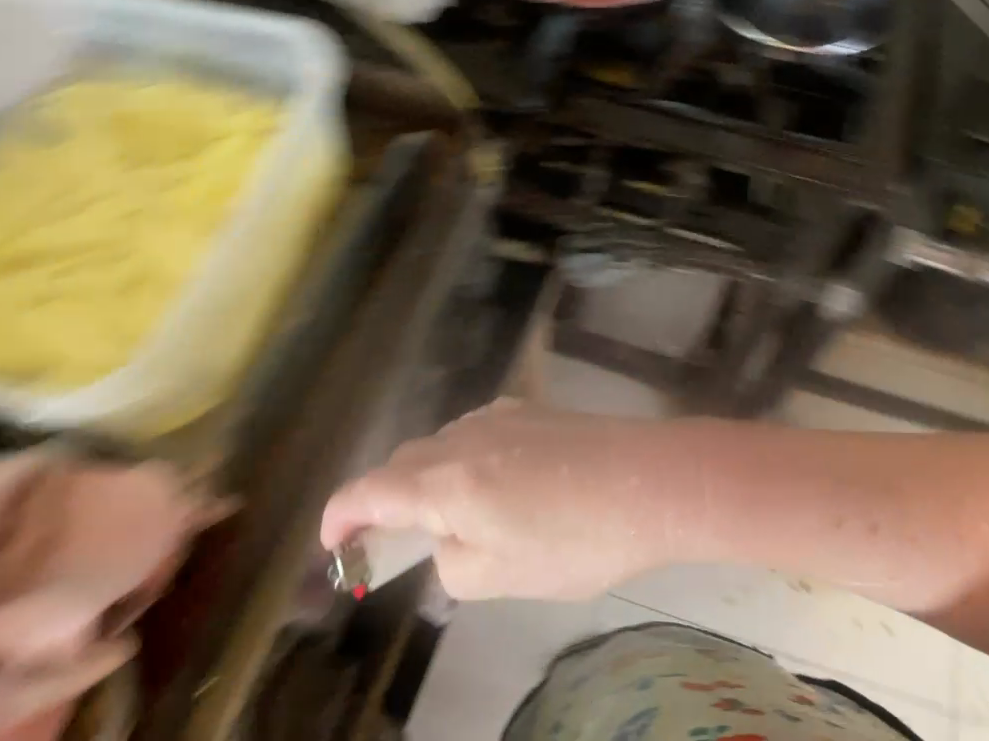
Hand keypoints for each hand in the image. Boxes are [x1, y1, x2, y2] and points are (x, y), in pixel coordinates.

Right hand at [320, 399, 690, 600]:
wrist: (654, 481)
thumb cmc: (576, 539)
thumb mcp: (500, 577)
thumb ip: (451, 563)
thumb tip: (446, 542)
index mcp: (443, 481)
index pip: (366, 491)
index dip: (340, 518)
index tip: (334, 547)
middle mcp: (461, 437)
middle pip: (400, 465)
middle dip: (384, 503)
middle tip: (395, 545)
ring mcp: (499, 417)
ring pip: (439, 447)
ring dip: (427, 481)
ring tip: (454, 522)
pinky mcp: (532, 411)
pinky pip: (475, 436)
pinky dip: (464, 464)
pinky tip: (499, 489)